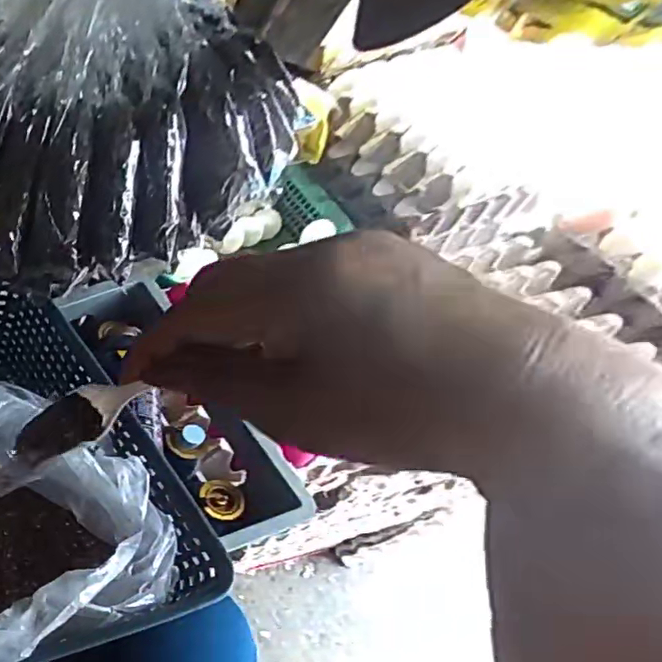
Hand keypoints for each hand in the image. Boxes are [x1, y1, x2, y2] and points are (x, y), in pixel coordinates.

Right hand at [124, 231, 661, 490]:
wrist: (533, 401)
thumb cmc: (392, 412)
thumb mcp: (284, 407)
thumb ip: (210, 380)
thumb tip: (156, 370)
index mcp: (290, 287)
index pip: (190, 310)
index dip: (150, 345)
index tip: (128, 380)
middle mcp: (320, 252)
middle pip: (220, 281)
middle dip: (185, 327)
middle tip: (176, 377)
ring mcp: (361, 249)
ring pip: (261, 276)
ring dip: (227, 318)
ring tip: (227, 366)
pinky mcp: (391, 259)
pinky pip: (303, 277)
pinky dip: (270, 309)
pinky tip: (281, 345)